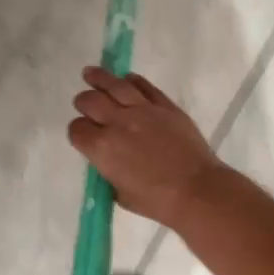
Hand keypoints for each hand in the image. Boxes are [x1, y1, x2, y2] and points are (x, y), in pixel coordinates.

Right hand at [67, 67, 223, 227]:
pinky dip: (131, 80)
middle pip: (90, 101)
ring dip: (99, 77)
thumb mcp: (119, 193)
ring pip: (114, 85)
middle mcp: (117, 123)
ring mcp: (142, 110)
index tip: (83, 135)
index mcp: (101, 148)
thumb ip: (109, 171)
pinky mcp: (164, 105)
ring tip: (90, 73)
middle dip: (83, 102)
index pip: (77, 129)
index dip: (77, 131)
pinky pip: (143, 86)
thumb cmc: (156, 201)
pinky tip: (126, 79)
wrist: (195, 189)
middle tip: (84, 104)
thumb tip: (108, 160)